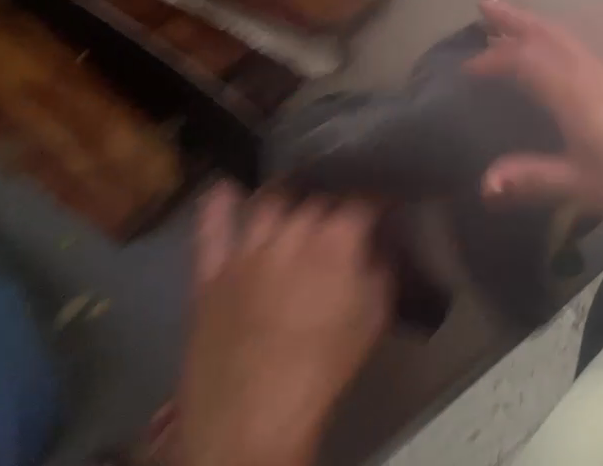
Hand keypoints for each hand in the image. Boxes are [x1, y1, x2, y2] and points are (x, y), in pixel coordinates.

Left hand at [178, 184, 392, 465]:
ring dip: (289, 193)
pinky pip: (211, 229)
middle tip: (349, 207)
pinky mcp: (210, 274)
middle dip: (338, 196)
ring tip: (301, 194)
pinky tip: (227, 188)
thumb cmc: (327, 362)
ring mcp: (245, 252)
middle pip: (317, 197)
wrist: (255, 413)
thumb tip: (383, 238)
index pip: (364, 200)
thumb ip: (383, 264)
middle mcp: (291, 234)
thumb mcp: (377, 311)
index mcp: (337, 241)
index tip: (391, 202)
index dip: (381, 197)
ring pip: (269, 202)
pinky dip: (218, 205)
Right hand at [469, 0, 602, 212]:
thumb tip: (484, 182)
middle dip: (514, 18)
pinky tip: (552, 52)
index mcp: (574, 94)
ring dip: (534, 25)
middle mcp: (589, 74)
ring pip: (565, 39)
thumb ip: (535, 178)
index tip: (465, 67)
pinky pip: (577, 50)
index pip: (527, 62)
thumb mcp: (583, 182)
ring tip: (509, 18)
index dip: (495, 59)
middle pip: (548, 36)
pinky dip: (554, 40)